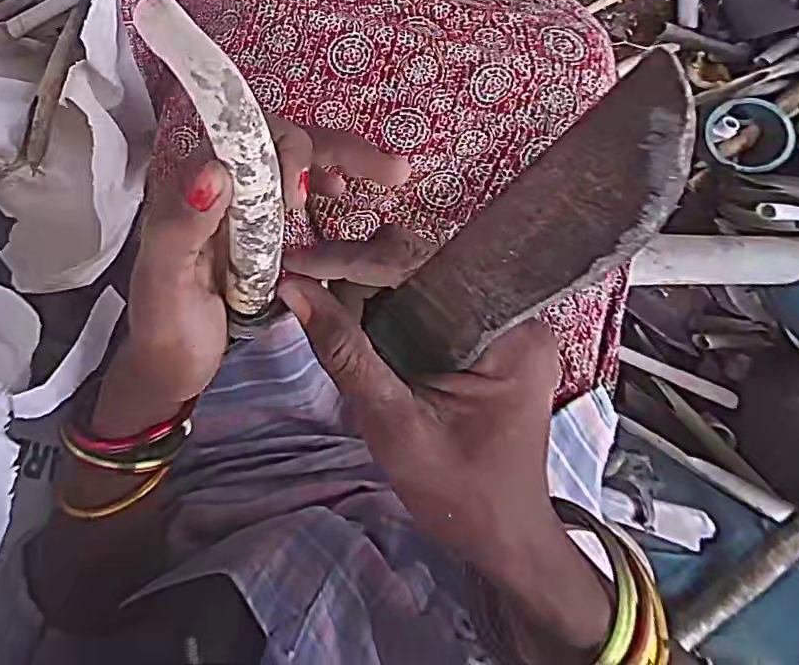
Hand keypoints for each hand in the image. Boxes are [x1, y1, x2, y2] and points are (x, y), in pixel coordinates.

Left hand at [98, 119, 410, 436]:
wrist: (172, 367)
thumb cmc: (163, 326)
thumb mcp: (165, 281)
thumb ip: (182, 228)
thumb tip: (213, 170)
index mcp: (193, 188)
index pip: (242, 139)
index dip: (280, 150)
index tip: (300, 196)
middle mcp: (220, 188)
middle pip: (278, 143)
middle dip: (331, 148)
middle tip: (388, 170)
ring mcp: (244, 208)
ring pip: (295, 164)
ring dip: (340, 160)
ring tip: (388, 175)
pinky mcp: (263, 232)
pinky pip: (300, 197)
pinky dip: (329, 188)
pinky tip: (345, 198)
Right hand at [277, 278, 609, 658]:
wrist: (502, 539)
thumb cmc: (459, 492)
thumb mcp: (392, 423)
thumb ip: (343, 352)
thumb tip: (292, 289)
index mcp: (506, 328)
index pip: (419, 266)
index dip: (353, 260)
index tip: (296, 262)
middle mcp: (507, 311)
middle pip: (415, 262)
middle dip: (354, 277)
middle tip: (306, 295)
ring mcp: (492, 319)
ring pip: (410, 276)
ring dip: (361, 292)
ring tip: (327, 318)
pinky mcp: (474, 331)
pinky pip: (416, 297)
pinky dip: (376, 307)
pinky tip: (352, 328)